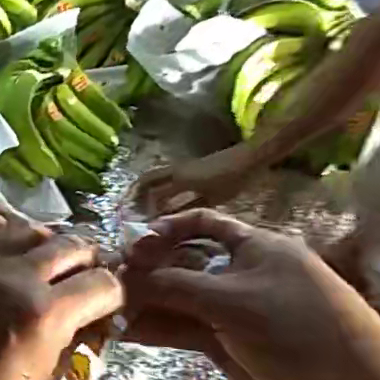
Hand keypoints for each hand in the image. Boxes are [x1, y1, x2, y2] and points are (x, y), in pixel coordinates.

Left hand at [0, 210, 123, 379]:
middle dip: (88, 264)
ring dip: (48, 244)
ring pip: (31, 229)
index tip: (106, 305)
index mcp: (45, 313)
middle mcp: (17, 276)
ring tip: (47, 264)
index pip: (102, 283)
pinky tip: (3, 240)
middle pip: (73, 246)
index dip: (113, 295)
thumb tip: (94, 318)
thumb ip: (75, 341)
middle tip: (83, 282)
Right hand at [119, 210, 379, 379]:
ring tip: (108, 313)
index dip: (165, 229)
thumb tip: (122, 278)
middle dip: (146, 272)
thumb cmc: (301, 329)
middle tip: (108, 286)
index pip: (201, 224)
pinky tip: (126, 334)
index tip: (131, 246)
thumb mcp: (233, 299)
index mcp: (253, 247)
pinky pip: (182, 329)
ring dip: (145, 304)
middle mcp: (238, 274)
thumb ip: (174, 285)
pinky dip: (156, 329)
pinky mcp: (224, 344)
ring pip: (177, 299)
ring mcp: (231, 311)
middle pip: (181, 263)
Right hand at [129, 145, 265, 215]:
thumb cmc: (233, 178)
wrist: (251, 157)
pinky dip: (156, 189)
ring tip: (139, 208)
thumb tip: (163, 222)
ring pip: (153, 178)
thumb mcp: (210, 199)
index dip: (140, 208)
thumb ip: (184, 208)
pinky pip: (164, 178)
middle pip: (145, 181)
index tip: (133, 222)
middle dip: (134, 195)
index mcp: (178, 178)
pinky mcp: (189, 168)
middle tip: (128, 212)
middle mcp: (174, 171)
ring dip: (144, 191)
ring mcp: (181, 168)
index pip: (150, 194)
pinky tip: (161, 203)